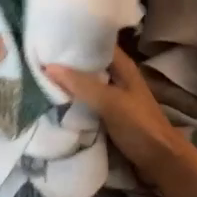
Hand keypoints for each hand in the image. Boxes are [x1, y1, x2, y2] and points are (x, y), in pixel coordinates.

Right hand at [45, 48, 196, 196]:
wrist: (160, 161)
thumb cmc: (140, 125)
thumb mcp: (110, 102)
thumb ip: (82, 85)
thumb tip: (48, 66)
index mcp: (122, 65)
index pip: (96, 42)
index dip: (75, 37)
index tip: (48, 34)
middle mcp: (116, 76)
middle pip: (88, 64)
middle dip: (66, 62)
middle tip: (36, 56)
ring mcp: (112, 96)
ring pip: (85, 84)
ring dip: (67, 83)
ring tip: (37, 75)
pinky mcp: (106, 115)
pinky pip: (85, 102)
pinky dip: (71, 101)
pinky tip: (52, 100)